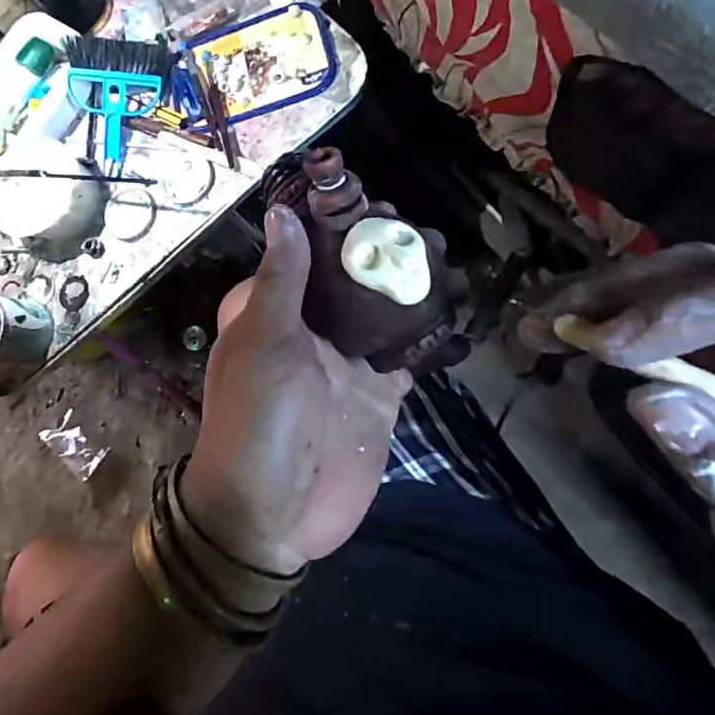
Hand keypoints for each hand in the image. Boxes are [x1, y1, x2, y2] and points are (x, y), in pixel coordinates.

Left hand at [183, 205, 411, 574]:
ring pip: (382, 311)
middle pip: (348, 279)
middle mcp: (307, 330)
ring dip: (410, 287)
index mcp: (269, 312)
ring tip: (446, 258)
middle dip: (381, 253)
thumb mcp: (264, 342)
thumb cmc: (257, 420)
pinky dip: (429, 333)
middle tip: (421, 232)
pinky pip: (407, 353)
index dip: (332, 227)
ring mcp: (345, 363)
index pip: (303, 255)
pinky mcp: (377, 394)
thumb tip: (281, 214)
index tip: (370, 200)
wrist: (272, 514)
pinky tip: (457, 308)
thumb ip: (281, 281)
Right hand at [521, 243, 714, 660]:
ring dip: (613, 296)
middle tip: (555, 325)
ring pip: (697, 280)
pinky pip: (673, 311)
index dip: (701, 313)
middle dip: (639, 296)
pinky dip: (612, 316)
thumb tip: (650, 400)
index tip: (610, 347)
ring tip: (541, 325)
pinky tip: (562, 331)